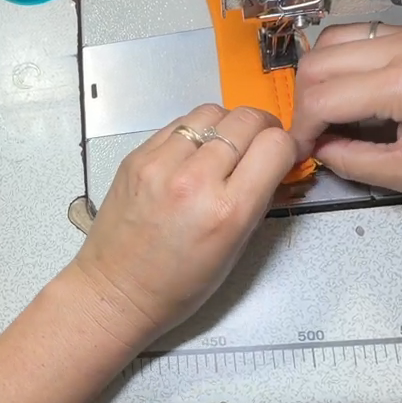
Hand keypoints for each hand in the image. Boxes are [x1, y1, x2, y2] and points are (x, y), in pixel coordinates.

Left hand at [63, 104, 297, 347]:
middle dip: (261, 129)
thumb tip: (277, 162)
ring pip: (210, 112)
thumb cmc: (181, 284)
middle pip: (245, 120)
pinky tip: (192, 155)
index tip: (281, 157)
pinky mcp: (135, 157)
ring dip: (226, 125)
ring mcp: (159, 164)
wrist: (116, 290)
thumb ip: (258, 199)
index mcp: (227, 211)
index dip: (285, 147)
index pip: (274, 145)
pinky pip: (177, 125)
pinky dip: (194, 133)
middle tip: (257, 147)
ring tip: (223, 148)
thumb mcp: (234, 248)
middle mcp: (194, 180)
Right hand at [290, 23, 401, 207]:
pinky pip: (367, 36)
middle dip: (305, 101)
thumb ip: (352, 160)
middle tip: (315, 133)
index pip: (322, 96)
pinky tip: (360, 95)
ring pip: (337, 38)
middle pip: (319, 59)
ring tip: (333, 112)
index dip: (302, 129)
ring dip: (323, 76)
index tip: (301, 152)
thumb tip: (317, 148)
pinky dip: (348, 63)